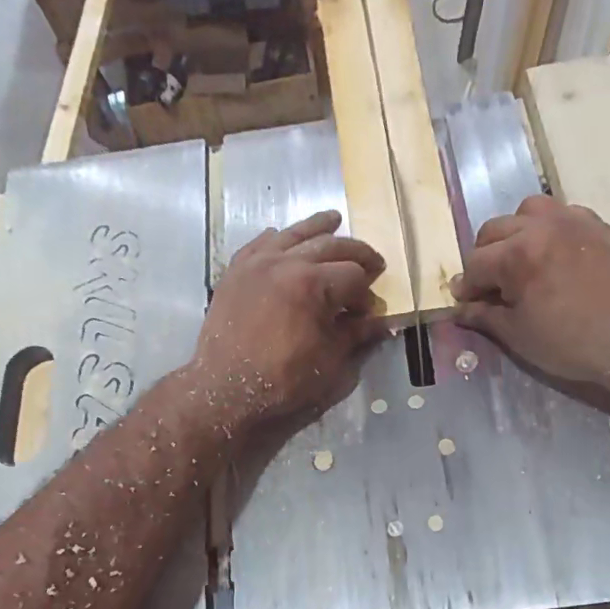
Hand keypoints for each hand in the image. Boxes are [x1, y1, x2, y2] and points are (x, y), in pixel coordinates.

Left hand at [188, 210, 384, 423]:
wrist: (227, 389)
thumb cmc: (286, 381)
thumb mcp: (332, 361)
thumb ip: (357, 334)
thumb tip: (382, 322)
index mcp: (313, 285)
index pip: (354, 275)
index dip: (367, 293)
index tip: (369, 312)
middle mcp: (285, 262)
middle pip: (330, 246)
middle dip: (356, 253)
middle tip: (373, 262)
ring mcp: (257, 262)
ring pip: (294, 234)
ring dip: (319, 227)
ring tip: (334, 219)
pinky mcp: (236, 271)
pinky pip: (260, 242)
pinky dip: (278, 237)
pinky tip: (285, 236)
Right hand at [451, 195, 609, 390]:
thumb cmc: (573, 344)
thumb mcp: (520, 337)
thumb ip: (486, 316)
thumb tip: (460, 307)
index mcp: (517, 255)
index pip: (475, 264)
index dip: (466, 286)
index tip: (464, 301)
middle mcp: (541, 226)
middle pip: (495, 231)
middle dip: (485, 257)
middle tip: (490, 285)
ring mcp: (572, 220)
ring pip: (527, 212)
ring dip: (515, 233)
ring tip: (521, 261)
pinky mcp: (598, 224)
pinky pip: (561, 214)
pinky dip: (548, 229)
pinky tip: (554, 254)